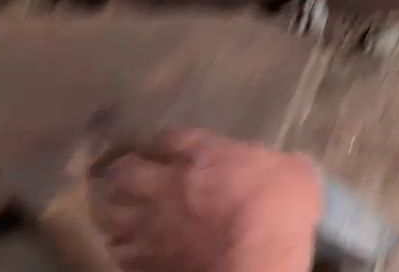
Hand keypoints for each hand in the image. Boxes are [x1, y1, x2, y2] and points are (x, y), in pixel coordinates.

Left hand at [89, 130, 320, 271]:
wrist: (254, 257)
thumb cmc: (281, 203)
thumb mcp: (290, 168)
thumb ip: (264, 162)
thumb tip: (263, 166)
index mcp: (206, 155)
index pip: (171, 138)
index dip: (167, 141)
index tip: (169, 144)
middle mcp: (166, 185)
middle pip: (124, 172)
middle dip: (125, 170)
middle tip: (132, 172)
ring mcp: (147, 225)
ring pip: (108, 212)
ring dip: (116, 207)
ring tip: (125, 207)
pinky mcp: (139, 260)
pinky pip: (117, 247)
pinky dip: (122, 241)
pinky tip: (132, 241)